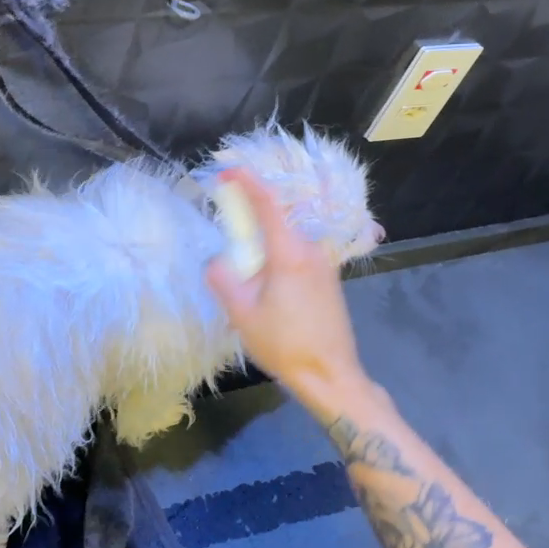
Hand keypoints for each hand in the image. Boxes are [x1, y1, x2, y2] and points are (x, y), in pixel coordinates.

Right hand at [204, 168, 372, 416]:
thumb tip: (217, 261)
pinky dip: (278, 250)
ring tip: (242, 249)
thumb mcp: (241, 313)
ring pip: (289, 237)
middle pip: (280, 217)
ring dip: (265, 234)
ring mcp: (324, 266)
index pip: (269, 204)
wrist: (331, 377)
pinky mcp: (328, 281)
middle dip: (252, 208)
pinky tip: (264, 275)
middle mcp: (312, 252)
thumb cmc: (285, 344)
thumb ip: (223, 278)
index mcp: (290, 254)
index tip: (227, 171)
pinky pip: (298, 253)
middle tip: (227, 210)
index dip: (248, 182)